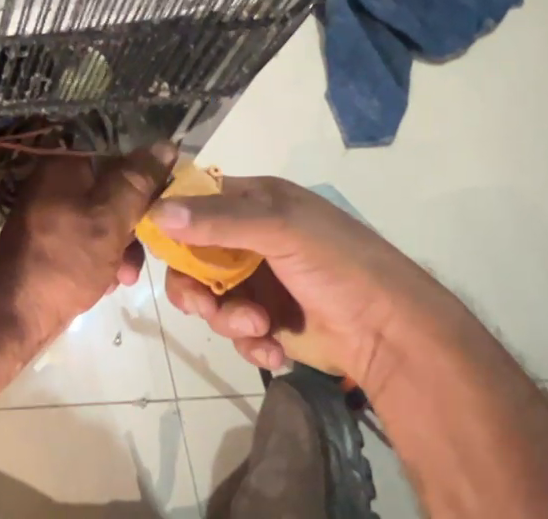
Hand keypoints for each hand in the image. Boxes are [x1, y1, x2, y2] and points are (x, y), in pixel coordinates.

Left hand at [0, 143, 176, 344]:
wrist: (19, 312)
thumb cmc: (66, 259)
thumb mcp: (110, 218)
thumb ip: (137, 181)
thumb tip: (165, 144)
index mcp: (64, 164)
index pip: (118, 155)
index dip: (146, 180)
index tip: (165, 207)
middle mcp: (56, 181)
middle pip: (114, 190)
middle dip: (133, 224)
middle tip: (145, 252)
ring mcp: (52, 211)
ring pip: (105, 219)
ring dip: (122, 247)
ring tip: (124, 277)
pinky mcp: (53, 240)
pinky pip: (90, 239)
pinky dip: (102, 259)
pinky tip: (107, 282)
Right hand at [152, 175, 452, 390]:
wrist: (394, 336)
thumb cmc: (339, 265)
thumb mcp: (281, 228)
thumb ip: (219, 220)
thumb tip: (156, 211)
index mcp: (254, 201)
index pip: (195, 198)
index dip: (170, 218)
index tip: (153, 242)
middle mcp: (249, 237)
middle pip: (190, 255)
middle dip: (193, 284)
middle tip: (203, 305)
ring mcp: (257, 281)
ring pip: (207, 296)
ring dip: (224, 315)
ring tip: (257, 328)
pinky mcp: (266, 322)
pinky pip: (231, 328)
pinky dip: (246, 340)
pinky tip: (271, 348)